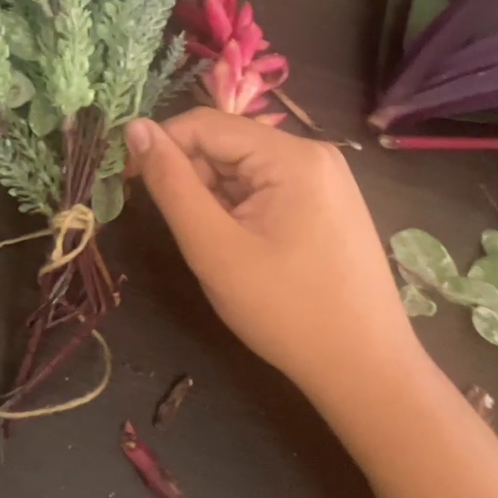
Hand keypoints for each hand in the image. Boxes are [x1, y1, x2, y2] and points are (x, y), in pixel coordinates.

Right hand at [124, 109, 420, 397]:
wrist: (368, 374)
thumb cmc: (286, 311)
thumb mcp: (212, 246)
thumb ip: (170, 182)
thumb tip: (134, 126)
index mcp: (291, 156)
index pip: (203, 123)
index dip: (159, 146)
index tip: (129, 183)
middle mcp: (313, 154)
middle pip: (224, 142)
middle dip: (190, 176)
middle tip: (179, 227)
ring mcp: (324, 178)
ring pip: (240, 166)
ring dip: (212, 195)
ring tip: (214, 244)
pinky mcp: (325, 202)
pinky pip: (262, 185)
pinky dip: (237, 207)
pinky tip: (241, 246)